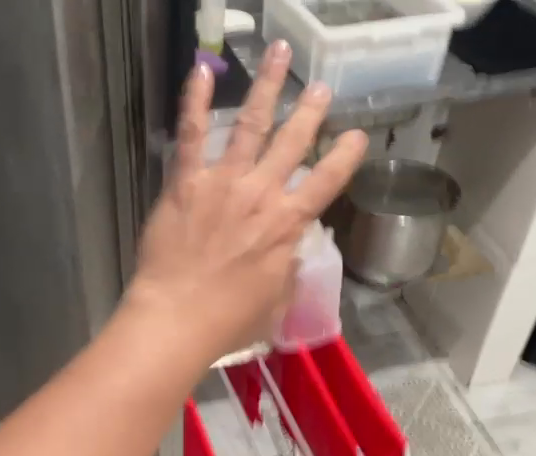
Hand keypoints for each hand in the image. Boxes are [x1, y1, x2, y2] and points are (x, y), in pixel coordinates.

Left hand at [123, 40, 368, 364]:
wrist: (178, 319)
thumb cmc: (228, 322)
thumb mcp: (275, 302)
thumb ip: (286, 271)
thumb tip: (289, 253)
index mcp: (286, 227)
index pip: (326, 183)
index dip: (345, 158)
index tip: (357, 137)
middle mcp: (261, 195)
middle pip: (292, 143)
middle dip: (309, 112)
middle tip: (320, 88)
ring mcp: (223, 183)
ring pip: (251, 124)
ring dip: (267, 87)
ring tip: (279, 54)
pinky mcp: (186, 182)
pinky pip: (192, 133)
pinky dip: (195, 100)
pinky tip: (201, 70)